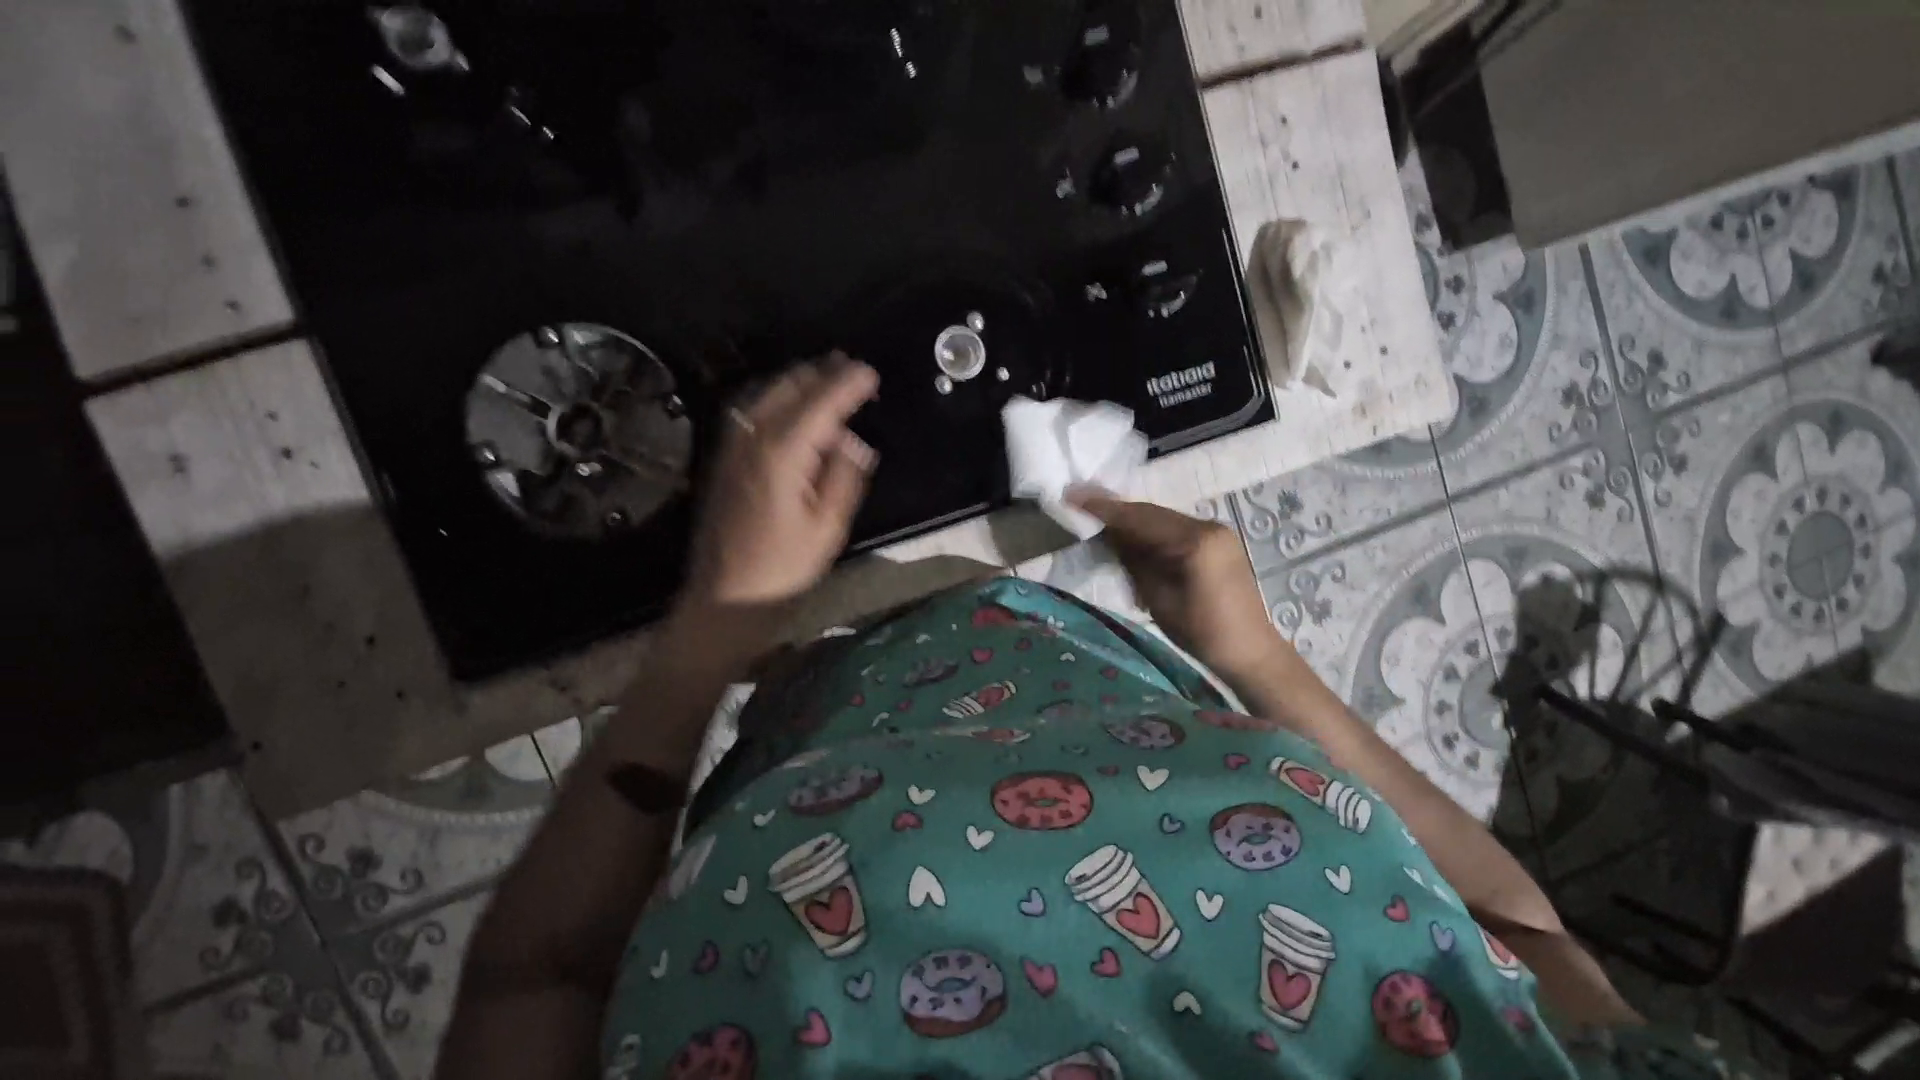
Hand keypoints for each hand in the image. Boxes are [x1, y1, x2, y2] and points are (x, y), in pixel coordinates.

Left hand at [680, 353, 878, 617]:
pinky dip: (775, 397)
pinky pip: (750, 410)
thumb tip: (855, 441)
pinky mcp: (723, 458)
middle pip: (789, 387)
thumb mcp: (828, 527)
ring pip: (765, 394)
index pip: (820, 402)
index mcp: (783, 452)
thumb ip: (844, 476)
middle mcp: (753, 437)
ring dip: (798, 381)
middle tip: (852, 370)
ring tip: (825, 378)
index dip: (847, 383)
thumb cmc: (783, 568)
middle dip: (822, 374)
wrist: (724, 596)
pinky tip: (789, 406)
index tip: (870, 373)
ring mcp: (732, 445)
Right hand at [1071, 490, 1281, 679]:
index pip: (1141, 518)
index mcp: (1195, 541)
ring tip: (1098, 518)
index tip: (1073, 497)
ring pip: (1163, 518)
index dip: (1104, 509)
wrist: (1250, 651)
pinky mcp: (1217, 542)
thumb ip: (1133, 560)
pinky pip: (1176, 529)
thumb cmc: (1201, 633)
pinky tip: (1131, 536)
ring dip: (1132, 520)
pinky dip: (1151, 531)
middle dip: (1116, 510)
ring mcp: (1216, 532)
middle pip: (1152, 512)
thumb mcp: (1157, 599)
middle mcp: (1208, 527)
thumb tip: (1108, 534)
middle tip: (1079, 502)